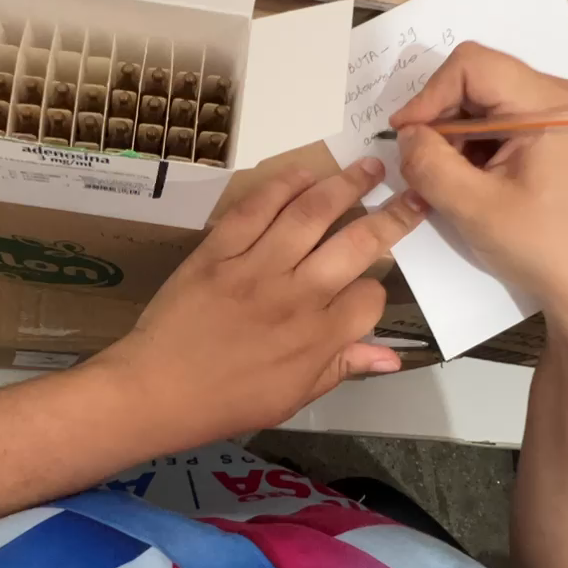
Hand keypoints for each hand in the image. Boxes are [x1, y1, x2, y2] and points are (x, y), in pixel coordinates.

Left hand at [90, 159, 426, 443]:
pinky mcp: (218, 251)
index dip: (376, 289)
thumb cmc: (227, 401)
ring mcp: (256, 267)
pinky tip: (304, 173)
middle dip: (391, 215)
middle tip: (409, 191)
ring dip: (345, 185)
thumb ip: (341, 368)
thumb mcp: (292, 397)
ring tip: (368, 166)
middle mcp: (297, 295)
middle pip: (357, 243)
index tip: (366, 285)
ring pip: (311, 214)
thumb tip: (392, 356)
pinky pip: (255, 210)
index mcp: (318, 337)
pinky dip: (282, 186)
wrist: (157, 389)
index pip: (371, 296)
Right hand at [388, 42, 567, 323]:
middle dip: (442, 119)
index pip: (473, 65)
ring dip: (457, 136)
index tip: (404, 136)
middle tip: (423, 164)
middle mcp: (565, 98)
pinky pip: (506, 123)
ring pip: (489, 103)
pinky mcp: (563, 138)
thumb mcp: (473, 207)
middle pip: (481, 80)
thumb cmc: (545, 248)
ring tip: (448, 180)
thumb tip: (406, 136)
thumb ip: (429, 164)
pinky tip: (472, 182)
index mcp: (552, 105)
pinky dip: (478, 147)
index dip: (428, 95)